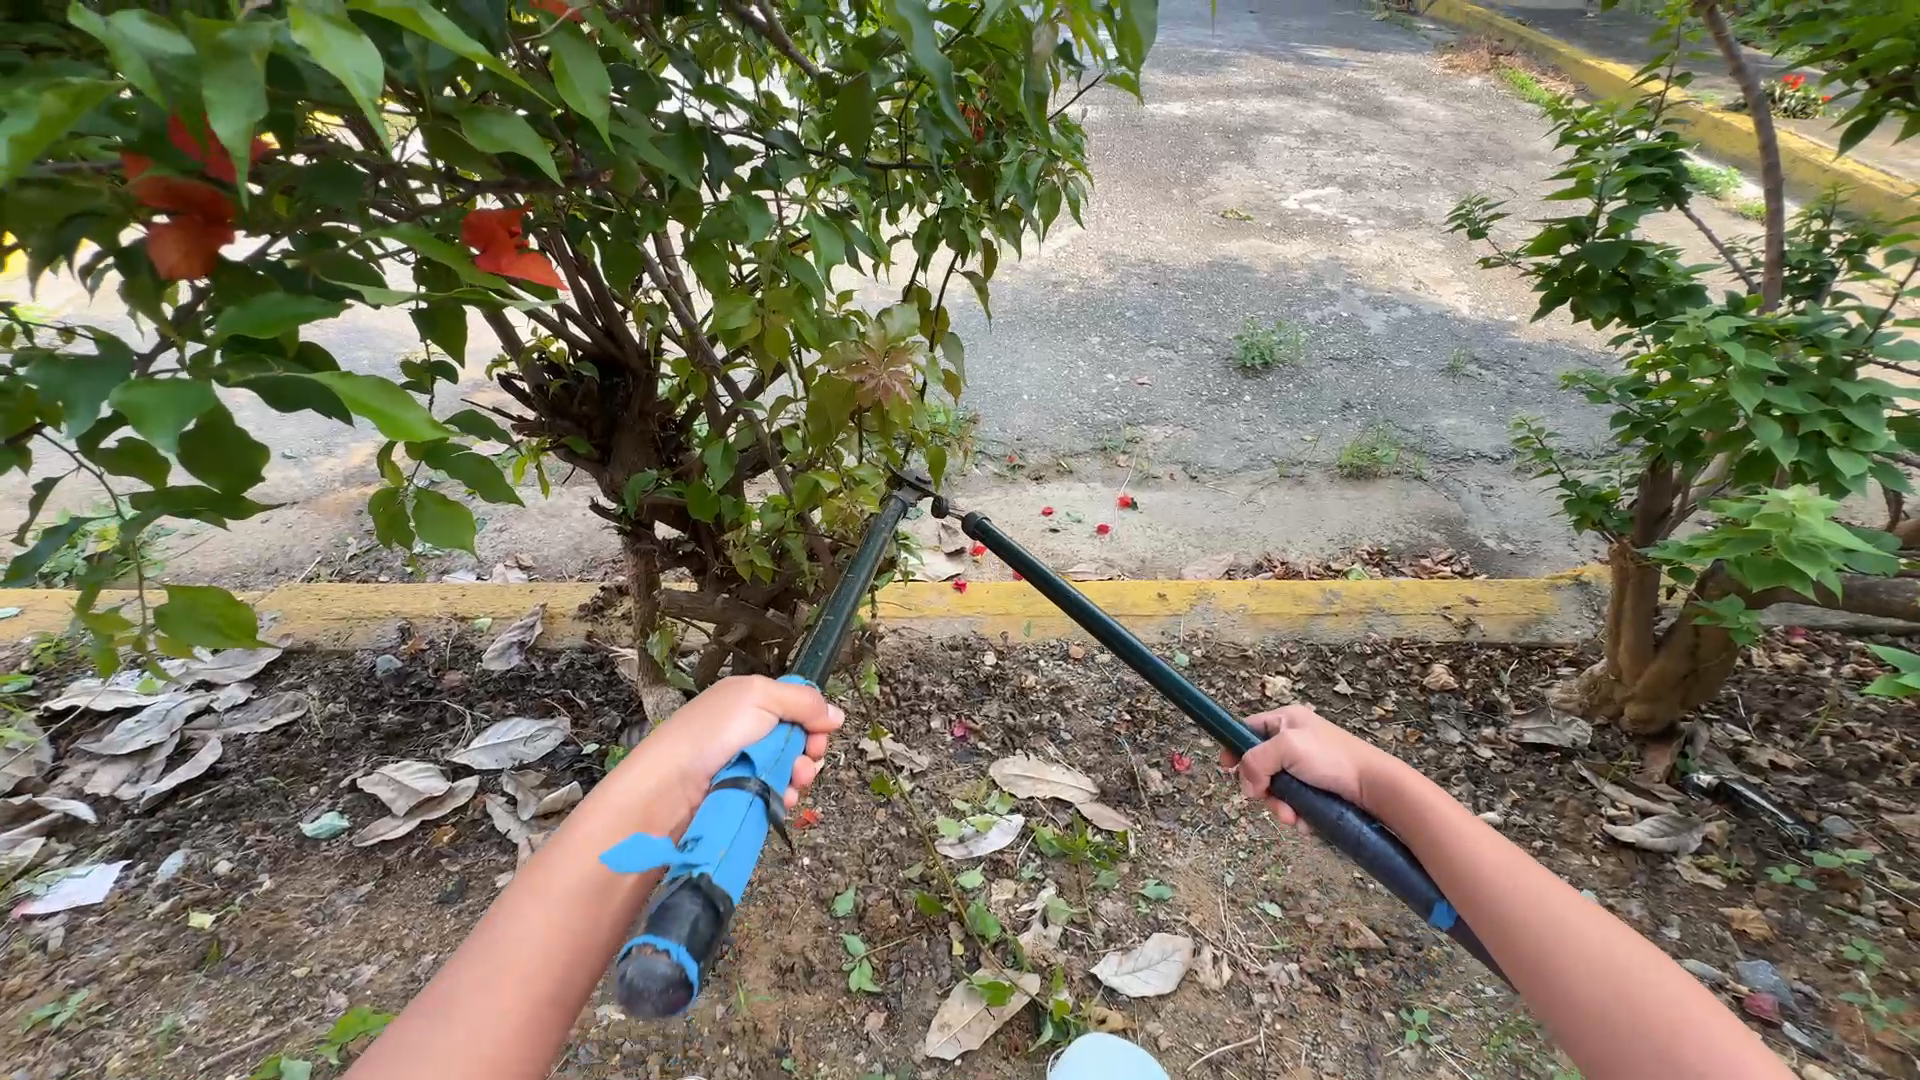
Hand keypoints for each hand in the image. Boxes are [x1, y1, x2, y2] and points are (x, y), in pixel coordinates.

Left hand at [635, 675, 844, 815]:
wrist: (669, 788)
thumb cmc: (712, 733)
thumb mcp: (759, 698)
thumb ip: (803, 701)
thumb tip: (837, 715)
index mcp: (751, 699)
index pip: (797, 705)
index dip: (814, 718)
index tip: (822, 731)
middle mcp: (751, 729)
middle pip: (800, 737)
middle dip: (811, 749)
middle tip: (809, 757)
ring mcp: (748, 764)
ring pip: (792, 768)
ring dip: (801, 774)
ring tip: (795, 781)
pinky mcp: (744, 795)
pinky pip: (778, 793)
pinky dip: (786, 795)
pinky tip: (783, 798)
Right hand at [1217, 705, 1405, 834]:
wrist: (1377, 787)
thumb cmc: (1332, 759)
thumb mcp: (1287, 748)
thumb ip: (1256, 761)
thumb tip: (1246, 786)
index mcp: (1286, 720)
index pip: (1247, 729)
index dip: (1234, 747)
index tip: (1227, 768)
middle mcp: (1294, 741)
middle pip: (1259, 764)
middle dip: (1262, 787)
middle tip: (1268, 799)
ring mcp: (1305, 766)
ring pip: (1275, 787)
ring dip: (1279, 805)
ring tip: (1293, 817)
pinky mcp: (1317, 788)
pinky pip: (1293, 801)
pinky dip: (1295, 813)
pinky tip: (1305, 821)